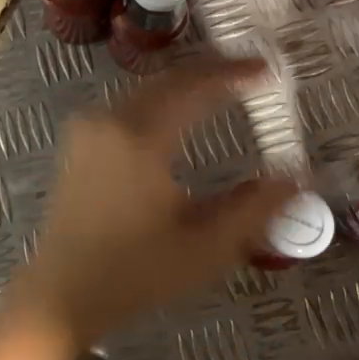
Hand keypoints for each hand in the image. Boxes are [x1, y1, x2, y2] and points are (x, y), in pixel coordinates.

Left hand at [9, 57, 298, 348]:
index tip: (268, 68)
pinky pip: (128, 105)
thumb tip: (296, 176)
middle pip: (167, 80)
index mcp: (140, 137)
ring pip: (146, 90)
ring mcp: (89, 127)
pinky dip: (161, 100)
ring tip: (225, 88)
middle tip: (251, 73)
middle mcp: (110, 119)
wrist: (62, 292)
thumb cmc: (135, 272)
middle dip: (210, 72)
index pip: (194, 87)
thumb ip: (255, 208)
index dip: (232, 73)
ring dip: (184, 85)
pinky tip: (181, 113)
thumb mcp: (206, 247)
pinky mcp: (80, 141)